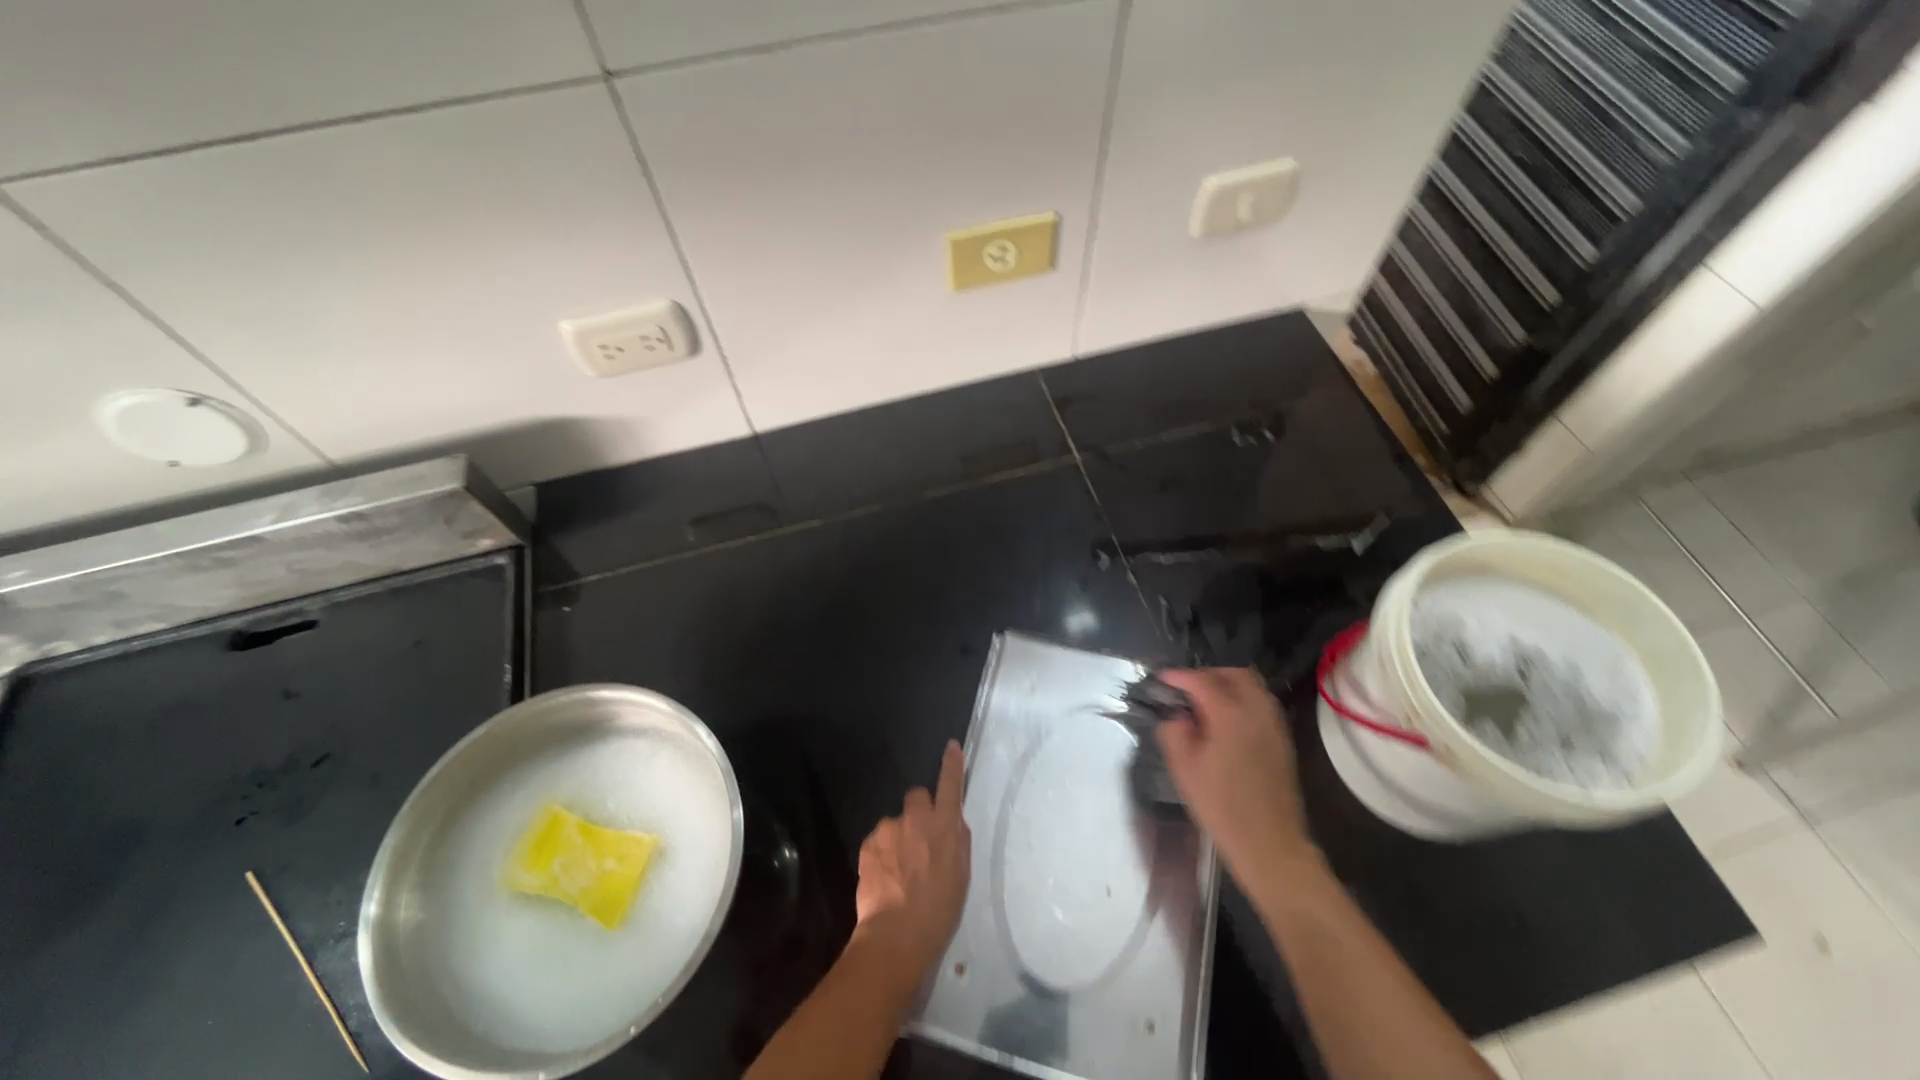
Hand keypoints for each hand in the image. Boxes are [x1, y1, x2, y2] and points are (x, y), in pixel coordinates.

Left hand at [852, 740, 971, 982]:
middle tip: (919, 839)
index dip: (952, 765)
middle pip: (917, 796)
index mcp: (945, 826)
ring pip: (895, 822)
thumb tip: (954, 823)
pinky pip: (878, 840)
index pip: (951, 785)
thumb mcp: (961, 875)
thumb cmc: (939, 909)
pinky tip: (884, 877)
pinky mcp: (868, 843)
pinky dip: (881, 853)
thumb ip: (958, 842)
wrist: (897, 933)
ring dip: (898, 837)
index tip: (951, 747)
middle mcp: (917, 819)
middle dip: (918, 811)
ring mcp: (889, 829)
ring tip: (899, 869)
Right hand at [1155, 669, 1319, 880]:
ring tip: (1204, 703)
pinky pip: (1261, 703)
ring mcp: (1274, 724)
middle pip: (1234, 675)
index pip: (1202, 682)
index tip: (1161, 679)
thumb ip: (1175, 732)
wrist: (1269, 841)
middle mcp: (1257, 711)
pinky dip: (1242, 700)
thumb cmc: (1221, 806)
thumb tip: (1177, 716)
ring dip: (1227, 685)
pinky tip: (1225, 721)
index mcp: (1230, 715)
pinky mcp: (1282, 739)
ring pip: (1252, 687)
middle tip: (1185, 689)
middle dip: (1207, 675)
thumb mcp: (1184, 769)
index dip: (1179, 677)